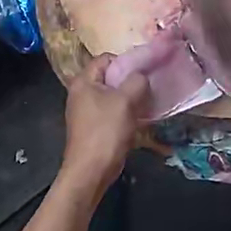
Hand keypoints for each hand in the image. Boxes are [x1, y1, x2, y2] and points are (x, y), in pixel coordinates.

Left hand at [57, 55, 147, 199]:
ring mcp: (86, 111)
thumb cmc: (105, 131)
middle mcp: (81, 93)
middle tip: (149, 88)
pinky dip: (126, 114)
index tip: (144, 72)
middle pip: (110, 78)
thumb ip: (137, 81)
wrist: (91, 171)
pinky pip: (112, 113)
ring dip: (131, 100)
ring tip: (148, 104)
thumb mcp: (125, 101)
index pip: (106, 58)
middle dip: (130, 82)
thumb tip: (142, 76)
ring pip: (113, 96)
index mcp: (83, 81)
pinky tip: (140, 121)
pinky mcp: (94, 127)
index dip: (126, 62)